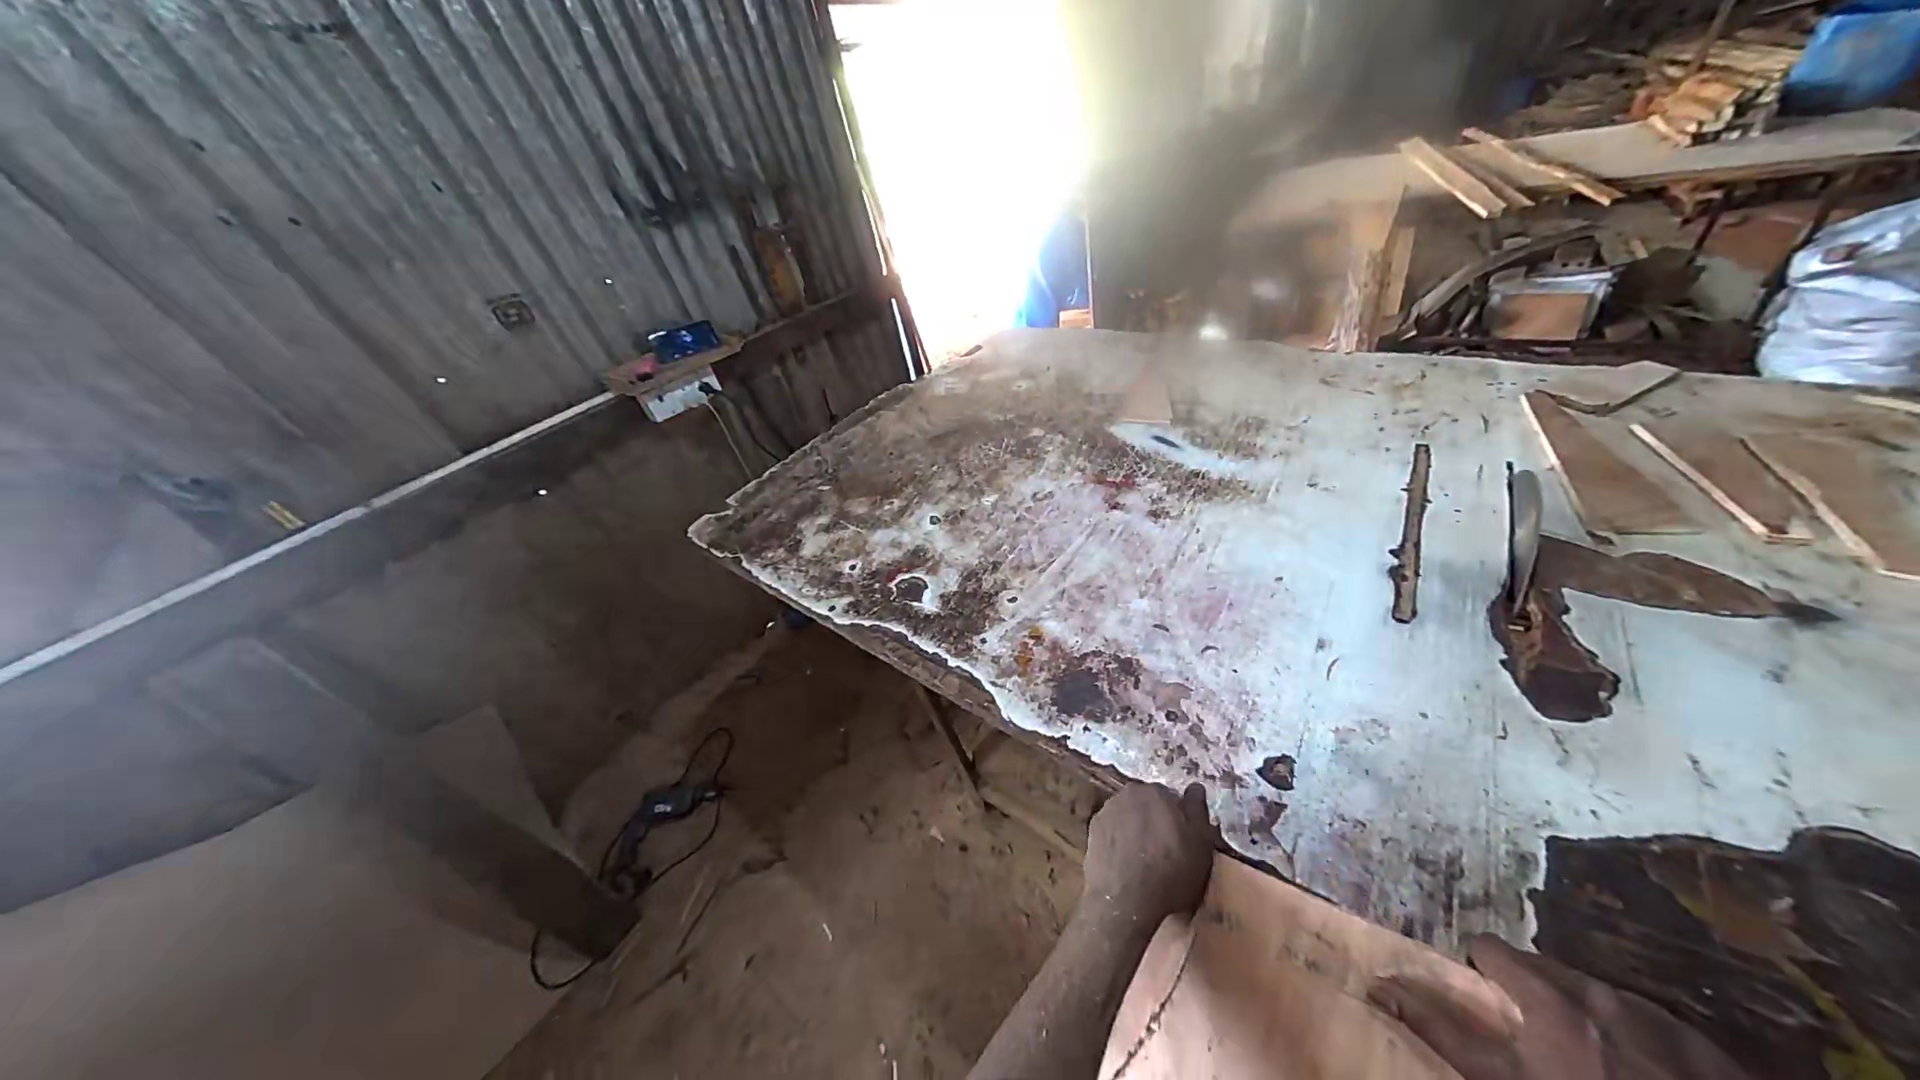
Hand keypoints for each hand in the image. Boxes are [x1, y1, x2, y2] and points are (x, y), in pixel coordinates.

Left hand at [1081, 783, 1215, 923]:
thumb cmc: (1171, 871)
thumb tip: (1195, 787)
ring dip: (1135, 829)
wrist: (1126, 899)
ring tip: (1144, 859)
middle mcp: (1127, 794)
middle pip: (1147, 804)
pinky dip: (1119, 841)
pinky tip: (1126, 862)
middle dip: (1155, 820)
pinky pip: (1112, 831)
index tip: (1183, 838)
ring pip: (1128, 816)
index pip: (1171, 798)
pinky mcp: (1092, 830)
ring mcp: (1106, 811)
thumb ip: (1197, 810)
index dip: (1179, 818)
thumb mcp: (1201, 844)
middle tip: (1165, 849)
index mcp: (1155, 791)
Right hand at [1371, 935, 1751, 1079]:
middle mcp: (1598, 996)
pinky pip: (1651, 1018)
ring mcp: (1657, 1019)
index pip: (1491, 953)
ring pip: (1596, 990)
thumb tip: (1377, 982)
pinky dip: (1633, 1030)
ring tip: (1587, 1049)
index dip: (1478, 965)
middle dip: (1527, 986)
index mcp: (1550, 1003)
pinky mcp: (1709, 1047)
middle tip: (1528, 1026)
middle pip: (1543, 966)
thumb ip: (1444, 1031)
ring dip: (1579, 1007)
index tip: (1475, 984)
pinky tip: (1643, 1065)